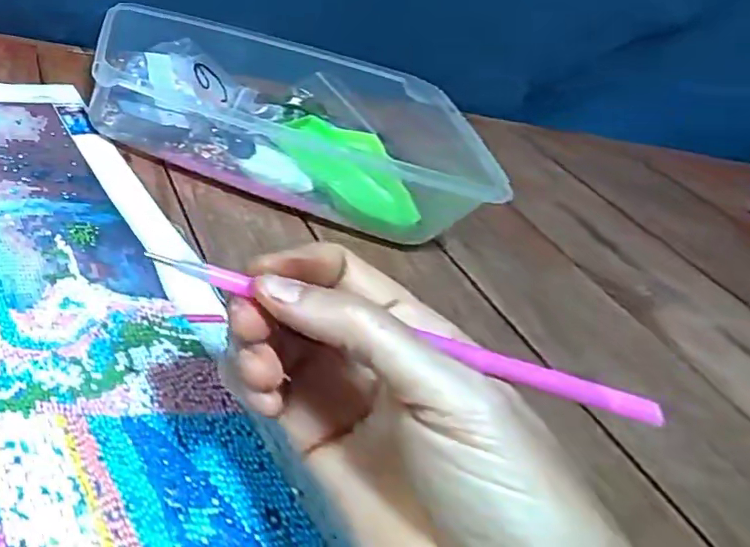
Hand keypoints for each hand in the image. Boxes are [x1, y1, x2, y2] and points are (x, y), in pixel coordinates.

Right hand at [225, 242, 623, 546]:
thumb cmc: (504, 484)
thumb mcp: (451, 395)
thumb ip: (360, 328)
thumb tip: (265, 284)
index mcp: (407, 333)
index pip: (338, 273)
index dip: (295, 265)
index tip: (258, 277)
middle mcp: (361, 355)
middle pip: (291, 304)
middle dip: (259, 304)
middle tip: (245, 323)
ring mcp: (330, 396)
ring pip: (268, 342)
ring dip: (247, 342)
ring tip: (257, 372)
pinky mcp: (305, 436)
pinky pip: (260, 389)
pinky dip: (246, 381)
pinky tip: (261, 398)